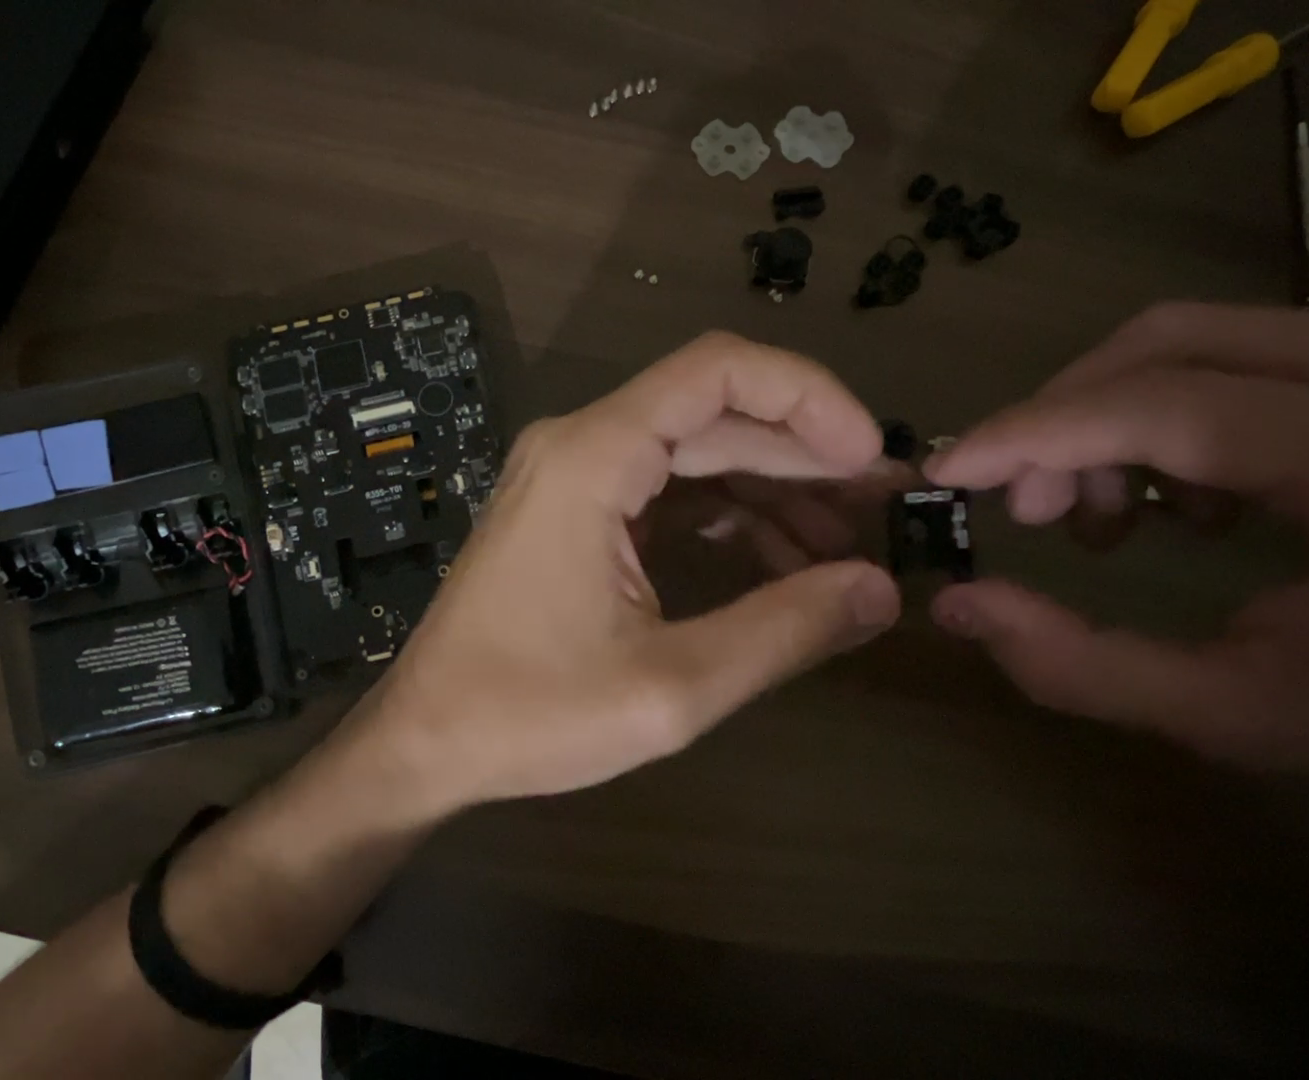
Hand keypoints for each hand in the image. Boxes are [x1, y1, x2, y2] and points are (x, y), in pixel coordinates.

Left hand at [339, 332, 901, 812]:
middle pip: (714, 412)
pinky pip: (663, 490)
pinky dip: (724, 516)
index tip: (870, 456)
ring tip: (845, 547)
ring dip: (771, 488)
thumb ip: (784, 630)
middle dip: (804, 452)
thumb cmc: (528, 715)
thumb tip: (881, 591)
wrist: (423, 740)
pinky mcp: (570, 513)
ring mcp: (569, 476)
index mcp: (593, 457)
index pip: (719, 371)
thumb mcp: (671, 686)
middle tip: (884, 507)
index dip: (809, 397)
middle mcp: (578, 445)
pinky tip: (778, 564)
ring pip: (693, 451)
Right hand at [926, 302, 1308, 802]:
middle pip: (1174, 340)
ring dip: (1112, 416)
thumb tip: (955, 604)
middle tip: (1031, 512)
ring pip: (1209, 336)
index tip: (947, 475)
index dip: (1036, 433)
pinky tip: (1190, 496)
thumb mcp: (1246, 716)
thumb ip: (1082, 666)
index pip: (1172, 405)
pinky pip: (1256, 352)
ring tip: (1111, 517)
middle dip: (1064, 418)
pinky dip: (1174, 412)